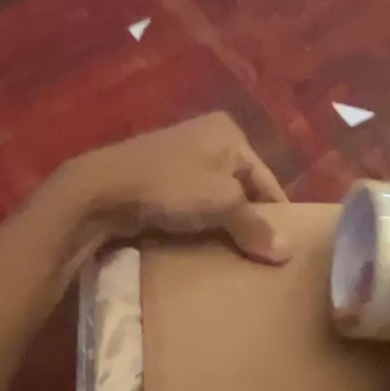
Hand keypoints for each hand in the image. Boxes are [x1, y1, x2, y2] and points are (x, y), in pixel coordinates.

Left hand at [60, 113, 289, 262]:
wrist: (101, 190)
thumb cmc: (171, 187)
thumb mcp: (223, 204)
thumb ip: (255, 227)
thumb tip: (288, 252)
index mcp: (229, 133)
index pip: (267, 179)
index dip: (277, 215)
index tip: (285, 249)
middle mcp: (207, 138)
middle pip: (242, 188)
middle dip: (249, 221)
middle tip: (260, 257)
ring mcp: (180, 158)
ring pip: (216, 199)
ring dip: (223, 226)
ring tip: (235, 257)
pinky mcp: (158, 178)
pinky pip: (192, 205)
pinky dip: (200, 225)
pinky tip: (204, 247)